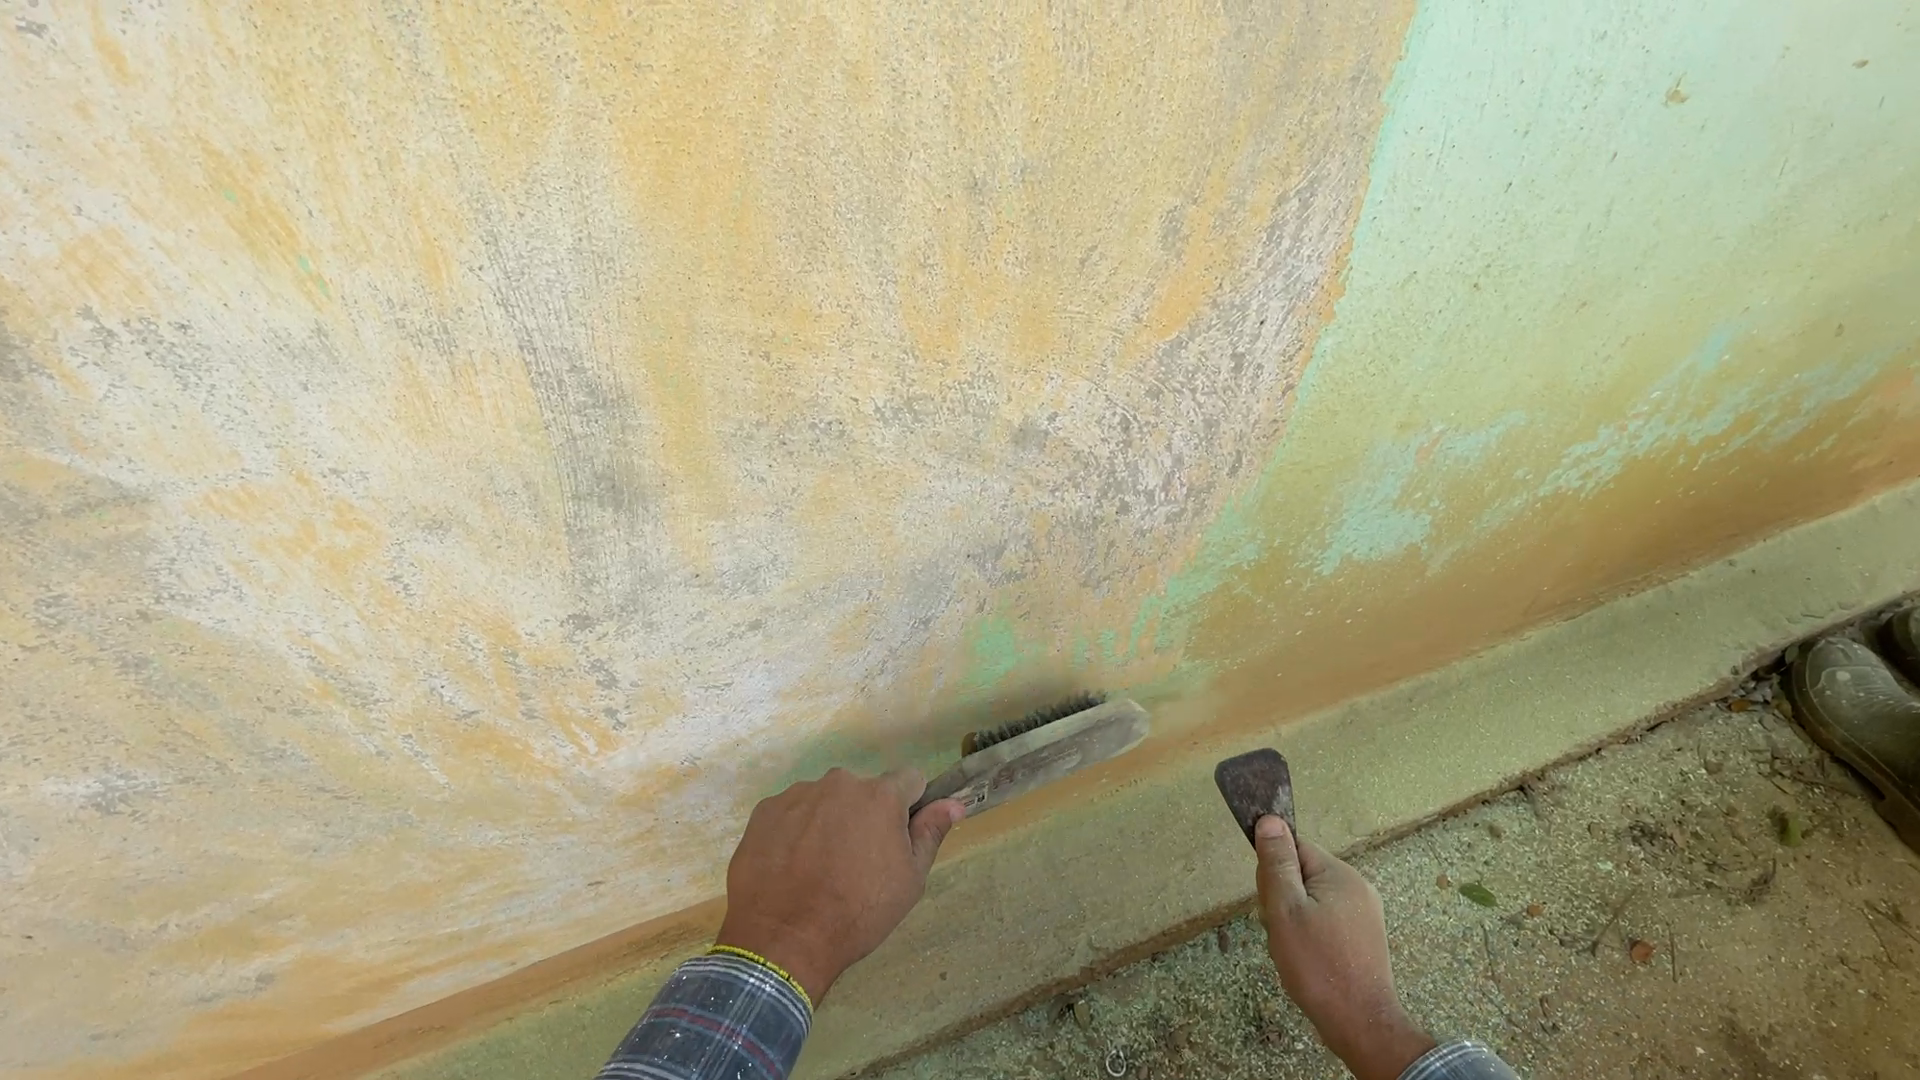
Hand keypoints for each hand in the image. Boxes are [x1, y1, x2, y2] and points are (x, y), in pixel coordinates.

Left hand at [714, 767, 964, 1002]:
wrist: (783, 940)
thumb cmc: (858, 912)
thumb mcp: (909, 880)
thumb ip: (930, 833)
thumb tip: (954, 803)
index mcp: (881, 795)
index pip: (909, 779)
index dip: (909, 806)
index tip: (899, 836)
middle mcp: (839, 782)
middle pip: (863, 791)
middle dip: (865, 815)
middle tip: (856, 861)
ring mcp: (798, 794)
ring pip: (825, 800)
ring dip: (829, 821)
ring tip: (818, 867)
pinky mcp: (765, 811)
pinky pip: (791, 813)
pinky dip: (795, 831)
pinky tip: (790, 867)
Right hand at [1254, 816, 1435, 1079]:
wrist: (1362, 1026)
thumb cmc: (1317, 964)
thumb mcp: (1285, 909)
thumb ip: (1277, 863)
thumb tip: (1269, 819)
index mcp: (1340, 874)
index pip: (1294, 848)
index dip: (1274, 870)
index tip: (1270, 901)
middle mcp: (1358, 887)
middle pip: (1302, 873)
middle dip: (1283, 897)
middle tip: (1281, 929)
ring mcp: (1365, 914)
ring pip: (1311, 899)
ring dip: (1293, 918)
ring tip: (1293, 948)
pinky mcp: (1364, 937)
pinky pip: (1326, 919)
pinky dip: (1310, 933)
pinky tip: (1307, 957)